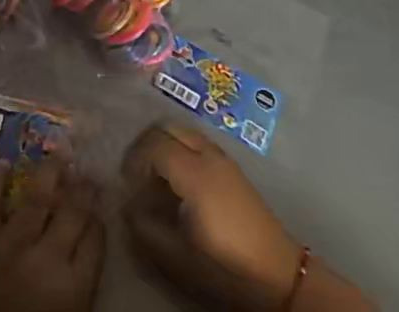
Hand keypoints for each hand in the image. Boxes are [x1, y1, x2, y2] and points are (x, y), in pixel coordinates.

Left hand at [0, 156, 104, 311]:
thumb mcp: (78, 300)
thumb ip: (89, 259)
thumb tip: (96, 215)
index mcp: (72, 279)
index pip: (94, 229)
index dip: (98, 202)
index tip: (100, 182)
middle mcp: (43, 259)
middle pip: (69, 209)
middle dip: (80, 182)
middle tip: (84, 160)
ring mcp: (9, 250)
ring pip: (34, 200)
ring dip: (48, 172)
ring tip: (56, 151)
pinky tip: (4, 163)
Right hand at [122, 123, 302, 311]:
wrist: (274, 270)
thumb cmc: (223, 264)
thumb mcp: (177, 256)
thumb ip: (145, 228)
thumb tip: (126, 205)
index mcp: (196, 172)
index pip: (155, 145)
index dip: (134, 160)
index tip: (124, 184)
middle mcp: (210, 154)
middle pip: (170, 127)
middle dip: (146, 144)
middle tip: (133, 174)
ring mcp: (223, 157)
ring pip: (185, 131)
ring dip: (164, 145)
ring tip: (151, 179)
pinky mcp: (231, 166)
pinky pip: (198, 143)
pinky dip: (179, 150)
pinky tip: (174, 183)